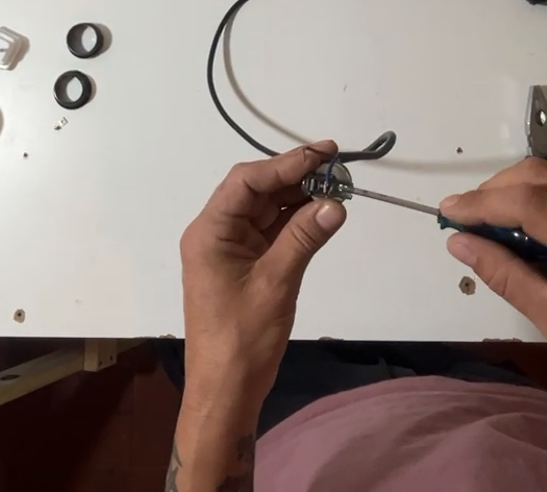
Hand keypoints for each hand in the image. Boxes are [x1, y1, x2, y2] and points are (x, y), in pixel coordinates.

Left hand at [179, 141, 347, 411]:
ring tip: (336, 183)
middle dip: (295, 176)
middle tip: (335, 163)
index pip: (246, 182)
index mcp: (210, 230)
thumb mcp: (276, 284)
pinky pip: (271, 231)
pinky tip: (322, 212)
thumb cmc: (242, 340)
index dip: (284, 163)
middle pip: (256, 191)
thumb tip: (335, 203)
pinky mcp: (244, 264)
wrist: (224, 393)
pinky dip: (296, 221)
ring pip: (266, 209)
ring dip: (298, 196)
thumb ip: (304, 238)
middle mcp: (216, 232)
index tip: (322, 153)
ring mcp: (230, 248)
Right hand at [439, 159, 546, 435]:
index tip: (449, 212)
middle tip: (468, 217)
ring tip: (491, 223)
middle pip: (543, 176)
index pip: (531, 203)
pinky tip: (528, 229)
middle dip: (496, 189)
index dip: (482, 202)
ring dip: (517, 191)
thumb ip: (505, 275)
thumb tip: (459, 243)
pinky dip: (542, 200)